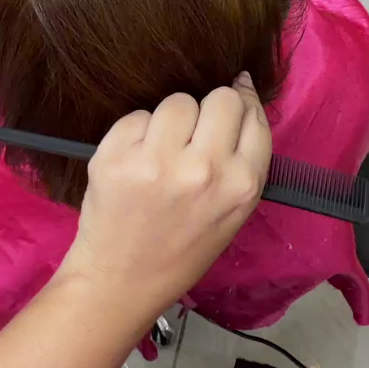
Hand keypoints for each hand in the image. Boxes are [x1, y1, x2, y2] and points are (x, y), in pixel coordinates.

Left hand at [53, 74, 271, 325]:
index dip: (242, 105)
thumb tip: (240, 86)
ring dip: (171, 119)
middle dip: (209, 109)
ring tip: (161, 151)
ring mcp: (157, 161)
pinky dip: (136, 133)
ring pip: (177, 101)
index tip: (231, 106)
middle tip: (193, 136)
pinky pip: (137, 116)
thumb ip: (242, 157)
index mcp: (242, 186)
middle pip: (221, 97)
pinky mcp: (115, 156)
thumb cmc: (184, 248)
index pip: (252, 115)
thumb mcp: (233, 211)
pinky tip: (135, 162)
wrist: (122, 281)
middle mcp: (204, 169)